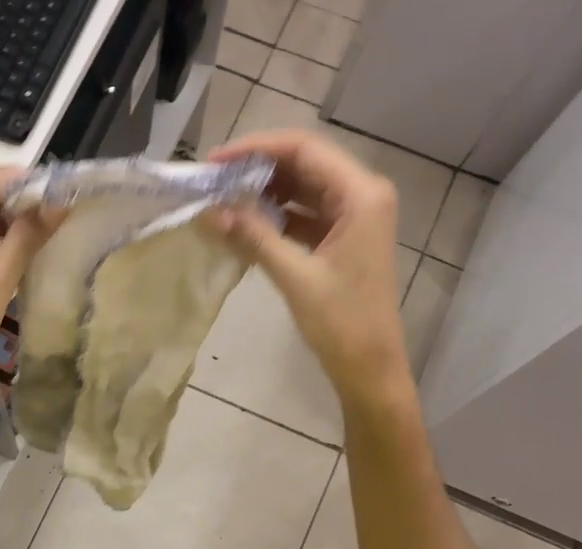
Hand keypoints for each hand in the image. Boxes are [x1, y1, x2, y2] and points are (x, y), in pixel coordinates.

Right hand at [209, 130, 410, 400]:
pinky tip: (247, 224)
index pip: (304, 149)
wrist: (370, 366)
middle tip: (215, 181)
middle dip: (259, 169)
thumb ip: (254, 237)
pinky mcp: (346, 237)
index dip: (257, 149)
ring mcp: (356, 216)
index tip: (215, 162)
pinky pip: (308, 213)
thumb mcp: (295, 277)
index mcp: (361, 194)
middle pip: (305, 163)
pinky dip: (278, 216)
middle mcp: (363, 194)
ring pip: (305, 188)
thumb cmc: (341, 322)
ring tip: (225, 200)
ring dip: (266, 192)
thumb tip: (211, 212)